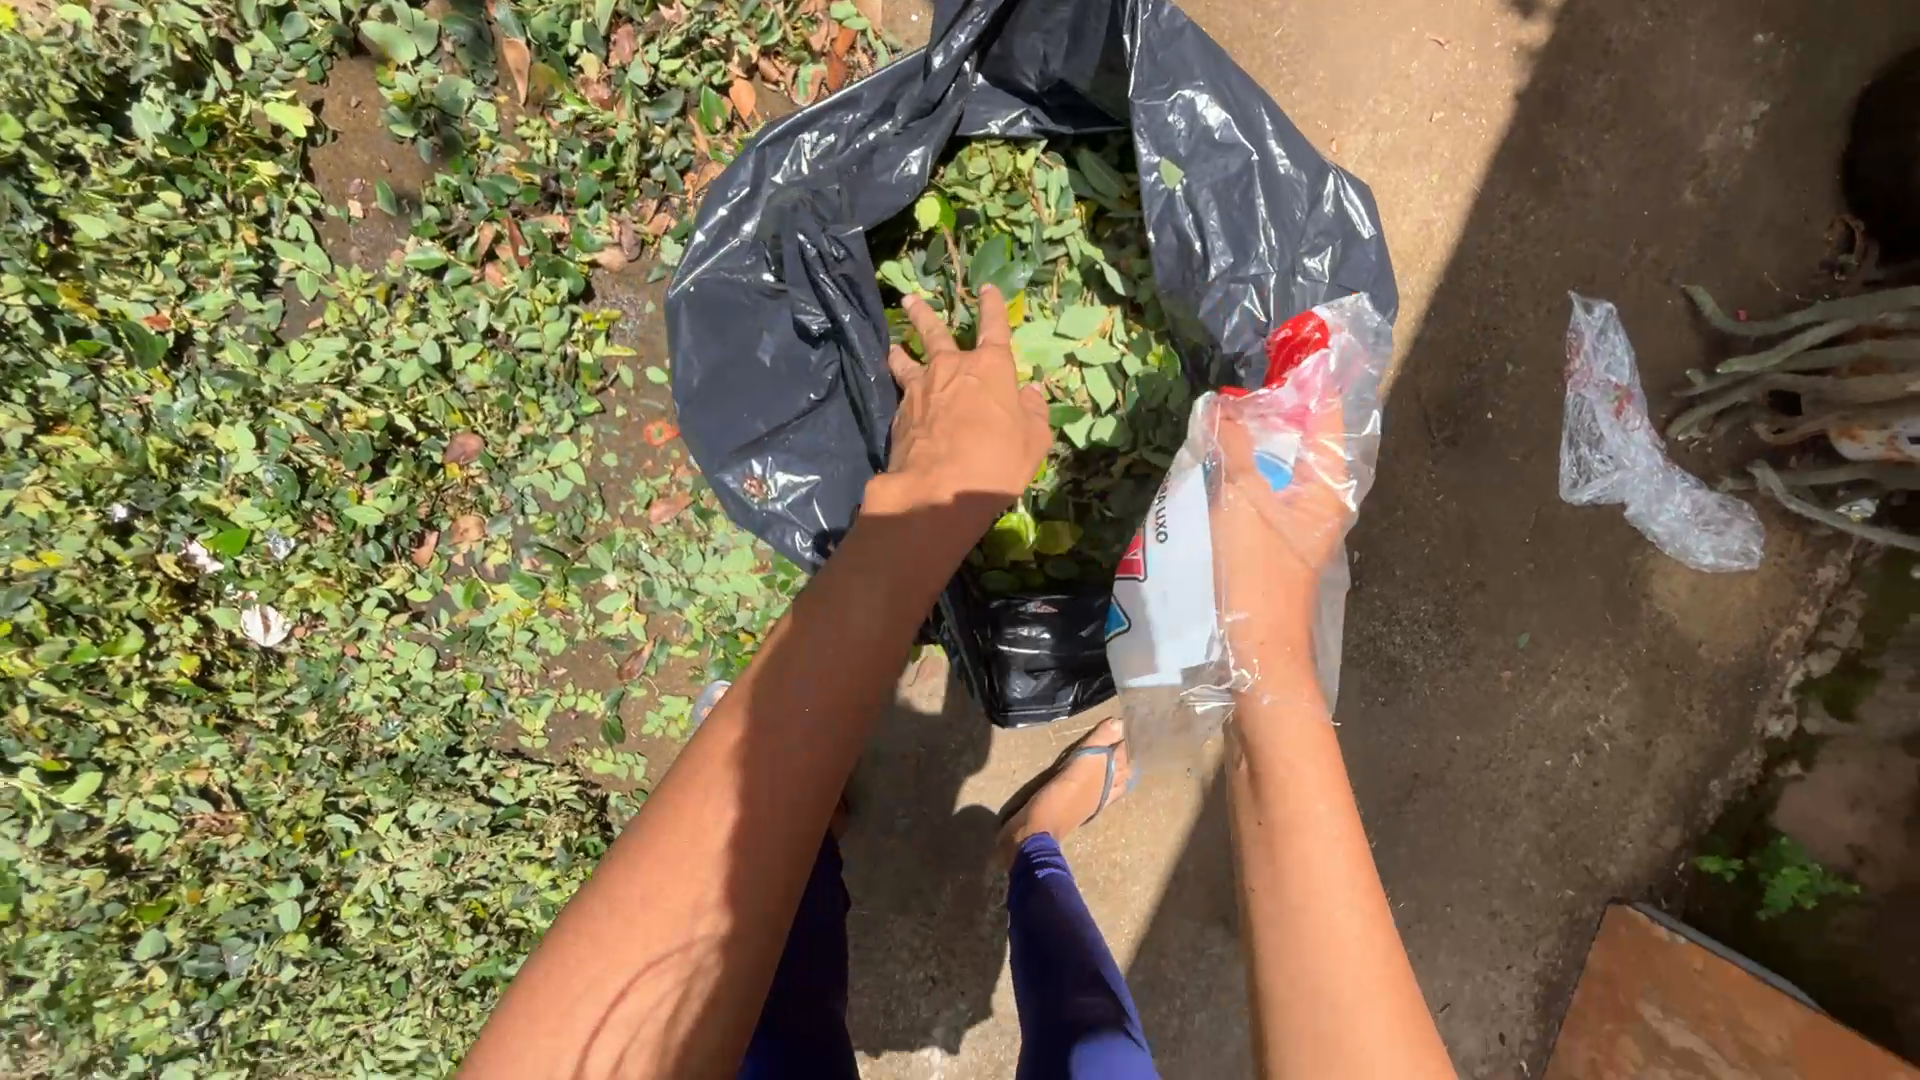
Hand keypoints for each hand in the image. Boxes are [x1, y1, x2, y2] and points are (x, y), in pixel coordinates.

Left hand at [865, 285, 1051, 526]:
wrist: (937, 490)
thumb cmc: (996, 463)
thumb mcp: (1033, 442)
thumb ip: (1033, 414)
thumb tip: (1030, 393)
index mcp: (991, 368)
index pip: (994, 327)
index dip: (992, 307)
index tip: (987, 289)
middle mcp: (952, 368)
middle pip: (936, 332)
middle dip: (925, 314)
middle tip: (911, 299)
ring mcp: (920, 389)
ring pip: (907, 359)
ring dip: (902, 348)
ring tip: (895, 344)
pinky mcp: (899, 414)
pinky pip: (900, 392)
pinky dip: (900, 388)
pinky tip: (899, 396)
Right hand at [1209, 388, 1358, 657]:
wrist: (1255, 647)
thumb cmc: (1256, 571)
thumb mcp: (1242, 500)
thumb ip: (1233, 448)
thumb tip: (1220, 405)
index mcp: (1329, 484)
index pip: (1328, 414)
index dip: (1311, 377)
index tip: (1289, 343)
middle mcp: (1320, 499)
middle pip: (1304, 438)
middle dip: (1277, 406)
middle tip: (1242, 376)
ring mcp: (1297, 522)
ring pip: (1280, 465)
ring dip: (1257, 438)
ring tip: (1224, 410)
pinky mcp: (1272, 540)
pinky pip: (1261, 489)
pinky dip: (1244, 468)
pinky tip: (1215, 462)